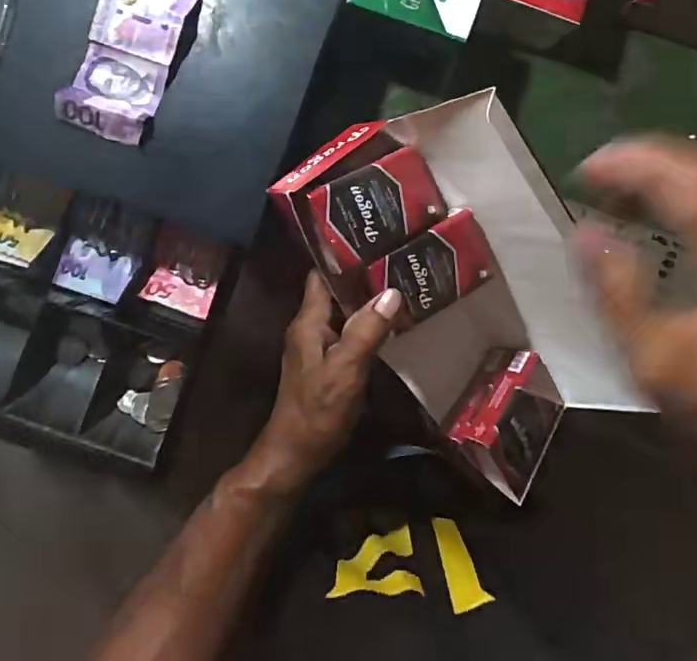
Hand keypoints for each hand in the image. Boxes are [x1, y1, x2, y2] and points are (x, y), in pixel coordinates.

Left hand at [245, 273, 401, 491]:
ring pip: (342, 312)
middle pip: (335, 291)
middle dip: (362, 277)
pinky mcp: (325, 362)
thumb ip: (367, 330)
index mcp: (308, 321)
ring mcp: (316, 345)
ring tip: (400, 284)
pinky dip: (365, 324)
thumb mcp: (346, 369)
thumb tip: (392, 292)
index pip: (321, 275)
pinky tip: (390, 323)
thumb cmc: (318, 410)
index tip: (373, 242)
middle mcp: (309, 327)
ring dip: (366, 301)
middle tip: (397, 262)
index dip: (343, 257)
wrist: (296, 454)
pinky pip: (346, 332)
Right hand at [574, 137, 696, 437]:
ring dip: (670, 169)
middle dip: (653, 156)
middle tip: (601, 167)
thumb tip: (585, 231)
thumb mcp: (653, 364)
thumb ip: (617, 293)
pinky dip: (687, 189)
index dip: (641, 163)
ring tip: (620, 180)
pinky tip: (657, 204)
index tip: (589, 168)